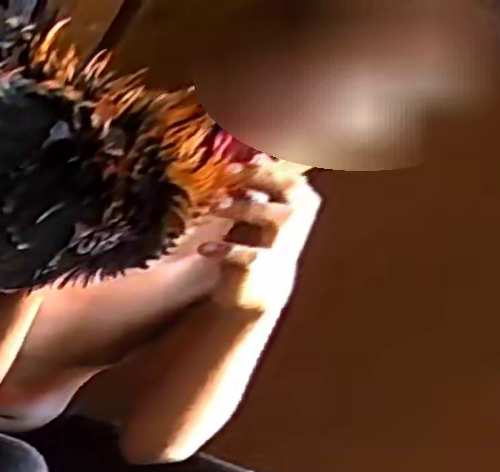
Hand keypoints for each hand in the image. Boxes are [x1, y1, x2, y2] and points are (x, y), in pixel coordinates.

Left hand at [201, 159, 320, 313]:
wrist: (254, 292)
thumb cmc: (254, 246)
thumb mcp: (256, 215)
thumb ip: (256, 189)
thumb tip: (253, 154)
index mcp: (296, 202)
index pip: (290, 173)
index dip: (274, 161)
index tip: (252, 150)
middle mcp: (294, 219)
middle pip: (289, 188)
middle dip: (263, 175)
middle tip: (231, 171)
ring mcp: (280, 243)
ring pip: (273, 216)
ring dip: (244, 207)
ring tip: (214, 206)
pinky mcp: (260, 267)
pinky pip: (246, 255)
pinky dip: (226, 250)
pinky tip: (204, 248)